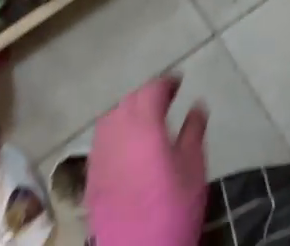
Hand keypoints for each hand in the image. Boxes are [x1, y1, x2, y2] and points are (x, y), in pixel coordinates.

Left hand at [85, 76, 209, 245]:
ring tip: (146, 117)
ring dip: (128, 110)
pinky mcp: (91, 175)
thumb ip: (194, 131)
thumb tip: (197, 105)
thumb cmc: (173, 208)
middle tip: (166, 98)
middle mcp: (117, 133)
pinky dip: (115, 131)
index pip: (151, 89)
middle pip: (128, 99)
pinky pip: (102, 139)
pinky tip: (128, 142)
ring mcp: (100, 154)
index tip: (179, 81)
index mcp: (144, 126)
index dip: (166, 82)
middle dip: (147, 94)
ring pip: (111, 117)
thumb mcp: (193, 167)